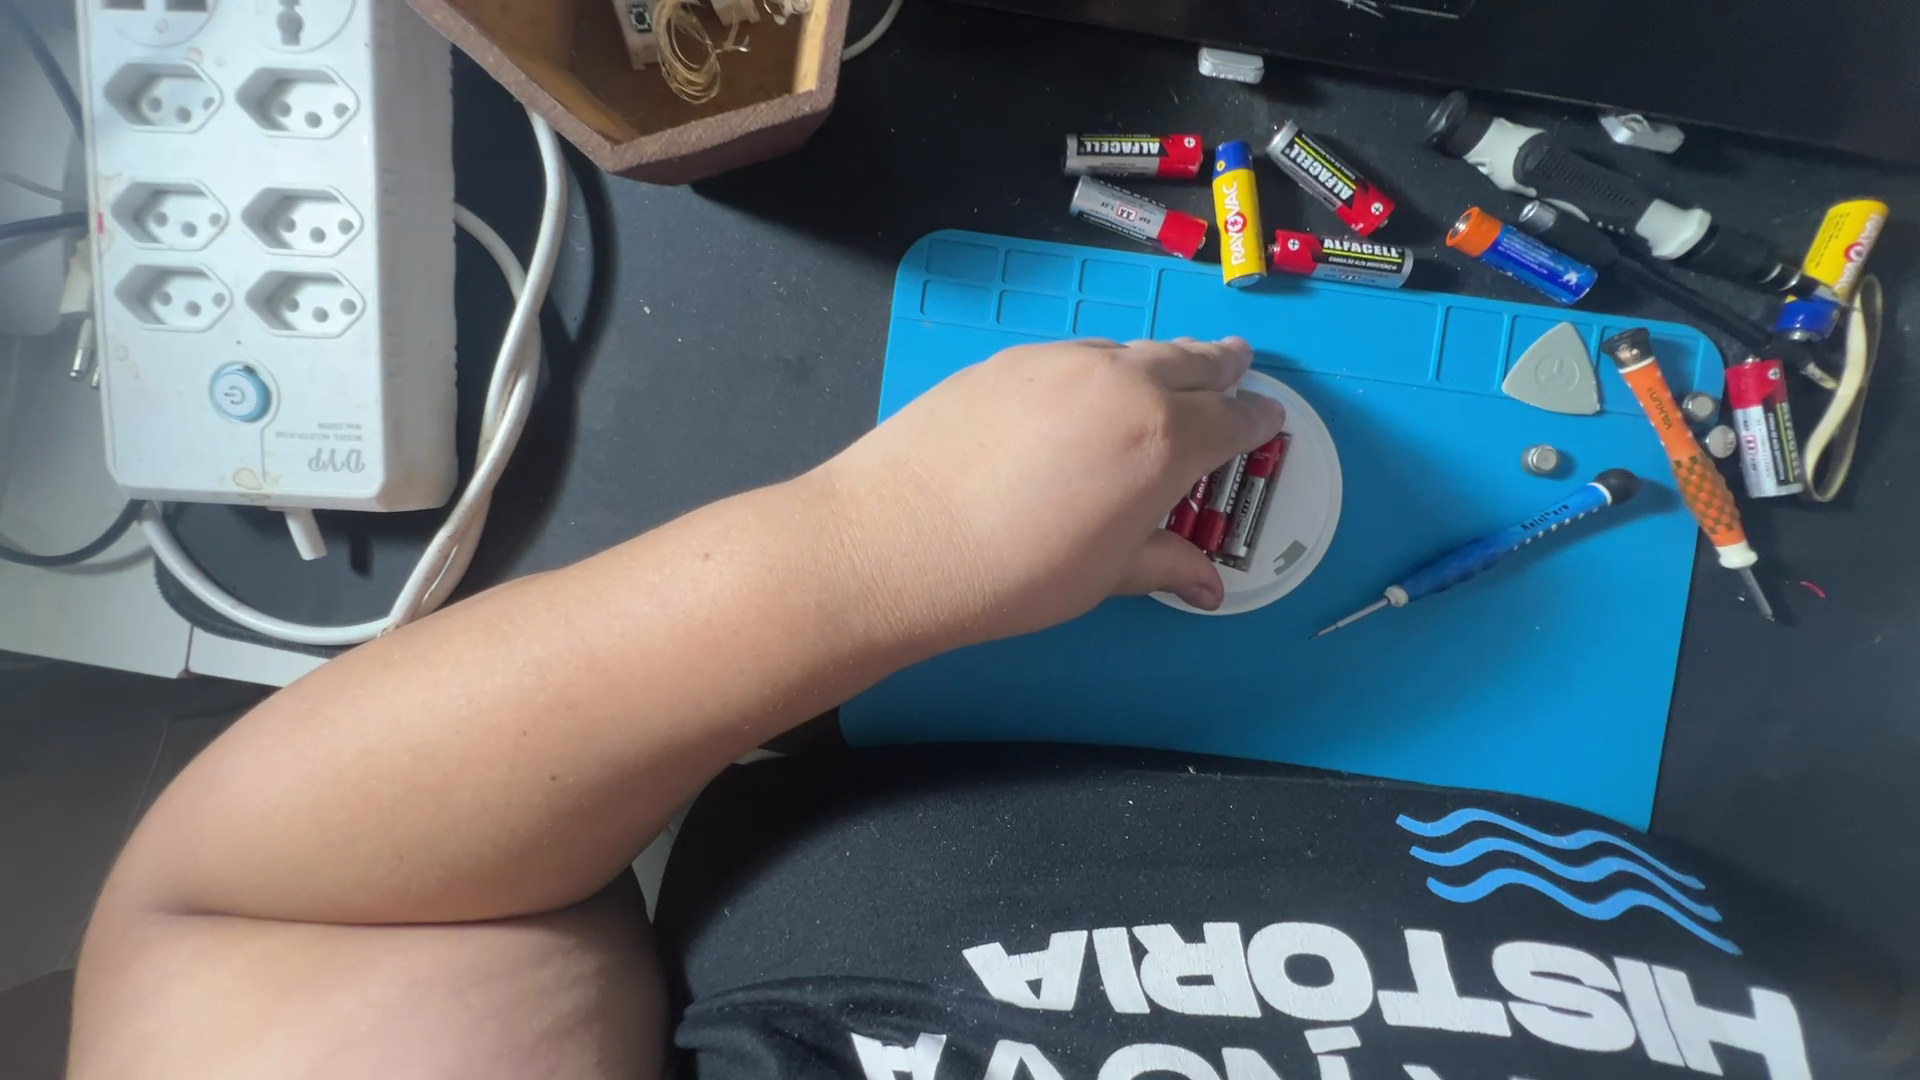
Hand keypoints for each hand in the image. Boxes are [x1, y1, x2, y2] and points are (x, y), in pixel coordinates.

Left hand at [820, 337, 1284, 647]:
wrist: (894, 541)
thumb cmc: (1012, 575)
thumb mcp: (1102, 577)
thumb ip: (1163, 563)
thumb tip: (1208, 586)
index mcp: (1163, 439)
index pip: (1233, 421)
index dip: (1257, 422)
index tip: (1267, 420)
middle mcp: (1120, 384)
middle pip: (1190, 363)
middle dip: (1220, 366)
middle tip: (1236, 363)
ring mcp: (1057, 363)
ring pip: (1129, 351)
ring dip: (1157, 362)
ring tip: (1166, 371)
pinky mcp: (1004, 361)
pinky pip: (1071, 356)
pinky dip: (1096, 367)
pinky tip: (1081, 391)